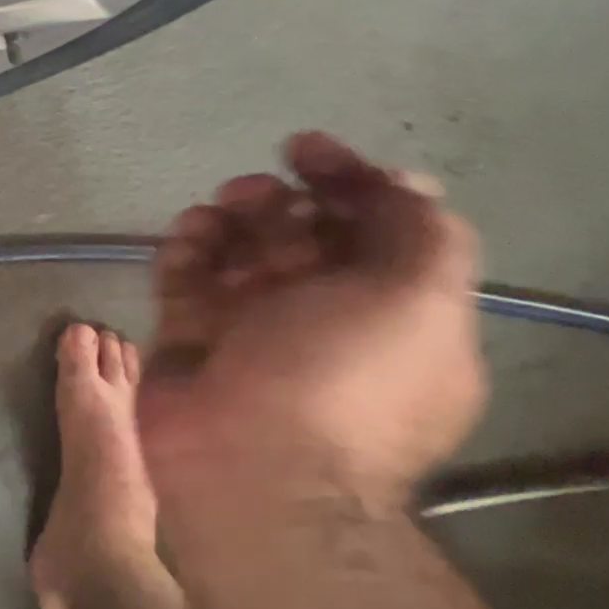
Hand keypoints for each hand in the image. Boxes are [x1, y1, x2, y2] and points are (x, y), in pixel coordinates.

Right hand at [138, 132, 486, 511]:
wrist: (247, 461)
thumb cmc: (339, 378)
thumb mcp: (417, 303)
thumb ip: (421, 232)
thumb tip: (404, 180)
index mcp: (390, 314)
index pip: (375, 230)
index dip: (348, 181)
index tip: (305, 147)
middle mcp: (323, 316)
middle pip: (300, 233)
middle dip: (280, 200)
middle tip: (255, 193)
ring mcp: (251, 325)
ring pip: (238, 247)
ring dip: (229, 217)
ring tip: (215, 216)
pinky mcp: (190, 331)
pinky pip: (186, 272)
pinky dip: (187, 246)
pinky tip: (188, 236)